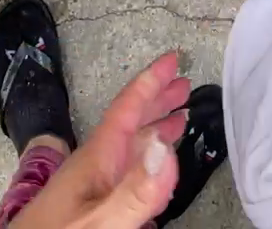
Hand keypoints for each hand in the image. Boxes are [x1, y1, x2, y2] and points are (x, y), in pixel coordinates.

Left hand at [11, 52, 191, 228]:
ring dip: (153, 128)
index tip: (173, 58)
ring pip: (127, 146)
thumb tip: (166, 148)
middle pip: (129, 121)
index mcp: (95, 158)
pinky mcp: (87, 205)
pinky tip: (152, 170)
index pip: (126, 108)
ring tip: (178, 118)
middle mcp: (93, 166)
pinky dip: (144, 162)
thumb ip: (132, 190)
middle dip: (157, 100)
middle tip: (184, 84)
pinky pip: (123, 171)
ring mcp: (89, 186)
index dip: (151, 81)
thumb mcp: (99, 221)